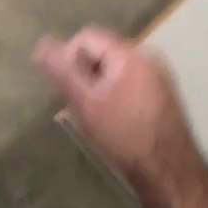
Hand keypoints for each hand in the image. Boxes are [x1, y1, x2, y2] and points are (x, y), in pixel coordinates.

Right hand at [33, 26, 204, 196]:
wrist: (167, 170)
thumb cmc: (123, 136)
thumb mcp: (85, 103)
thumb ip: (62, 72)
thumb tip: (40, 44)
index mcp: (130, 53)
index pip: (86, 37)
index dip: (68, 59)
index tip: (67, 90)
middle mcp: (148, 56)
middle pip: (100, 51)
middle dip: (83, 73)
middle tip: (77, 104)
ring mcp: (158, 75)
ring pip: (113, 68)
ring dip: (96, 85)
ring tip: (94, 115)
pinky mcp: (162, 93)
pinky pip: (128, 81)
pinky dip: (113, 93)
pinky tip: (112, 120)